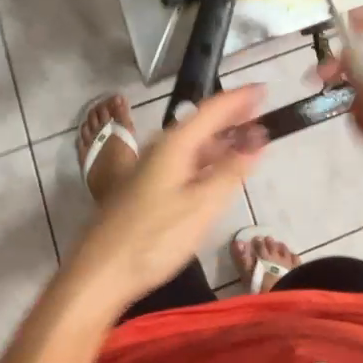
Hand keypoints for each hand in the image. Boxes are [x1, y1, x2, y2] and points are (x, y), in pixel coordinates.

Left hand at [69, 85, 266, 301]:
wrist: (99, 273)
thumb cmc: (152, 239)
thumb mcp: (200, 207)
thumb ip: (231, 172)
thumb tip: (257, 140)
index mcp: (175, 145)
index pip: (212, 110)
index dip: (239, 99)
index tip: (263, 88)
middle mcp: (161, 148)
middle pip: (201, 124)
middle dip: (231, 117)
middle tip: (260, 112)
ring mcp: (151, 168)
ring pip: (192, 145)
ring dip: (219, 140)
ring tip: (245, 140)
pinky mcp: (146, 188)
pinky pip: (183, 161)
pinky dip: (205, 159)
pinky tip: (215, 172)